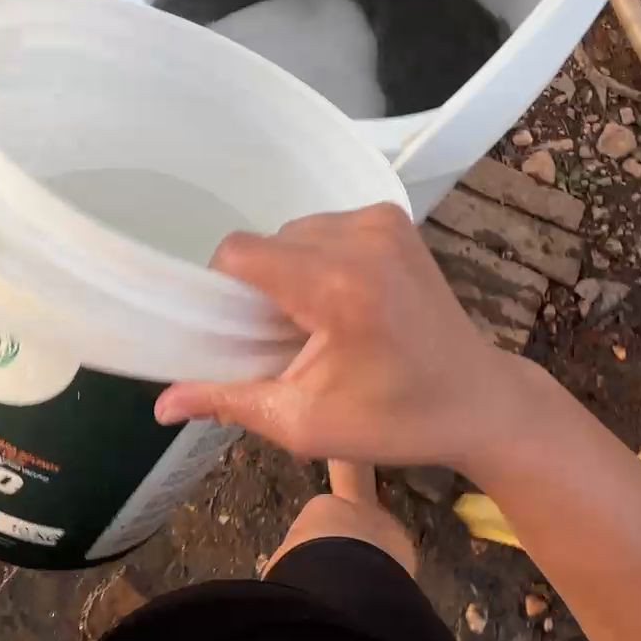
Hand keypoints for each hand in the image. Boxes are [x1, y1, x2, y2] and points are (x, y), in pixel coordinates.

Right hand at [154, 204, 537, 470]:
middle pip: (265, 244)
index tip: (242, 326)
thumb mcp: (304, 423)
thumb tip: (161, 406)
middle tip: (285, 333)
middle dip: (261, 286)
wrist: (479, 399)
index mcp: (338, 287)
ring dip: (288, 270)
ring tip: (318, 316)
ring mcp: (380, 222)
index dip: (225, 288)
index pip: (240, 254)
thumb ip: (228, 402)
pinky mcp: (392, 218)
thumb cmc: (394, 419)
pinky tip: (342, 295)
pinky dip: (317, 256)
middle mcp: (360, 239)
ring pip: (291, 232)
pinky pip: (322, 226)